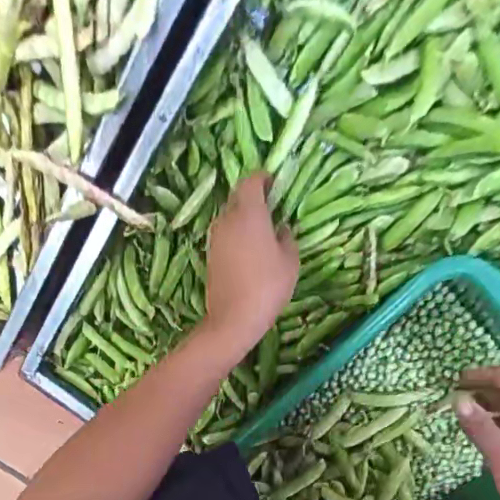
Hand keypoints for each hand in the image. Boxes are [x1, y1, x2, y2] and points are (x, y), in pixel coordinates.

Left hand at [200, 174, 297, 354]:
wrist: (233, 319)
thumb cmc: (267, 286)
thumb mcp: (290, 260)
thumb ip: (286, 237)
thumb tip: (280, 228)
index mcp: (248, 213)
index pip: (251, 181)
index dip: (263, 179)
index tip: (275, 184)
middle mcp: (226, 220)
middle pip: (237, 197)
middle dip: (253, 198)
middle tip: (271, 207)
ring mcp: (214, 239)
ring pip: (229, 217)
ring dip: (243, 218)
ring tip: (262, 232)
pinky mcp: (209, 257)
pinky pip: (224, 236)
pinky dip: (236, 236)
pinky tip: (249, 251)